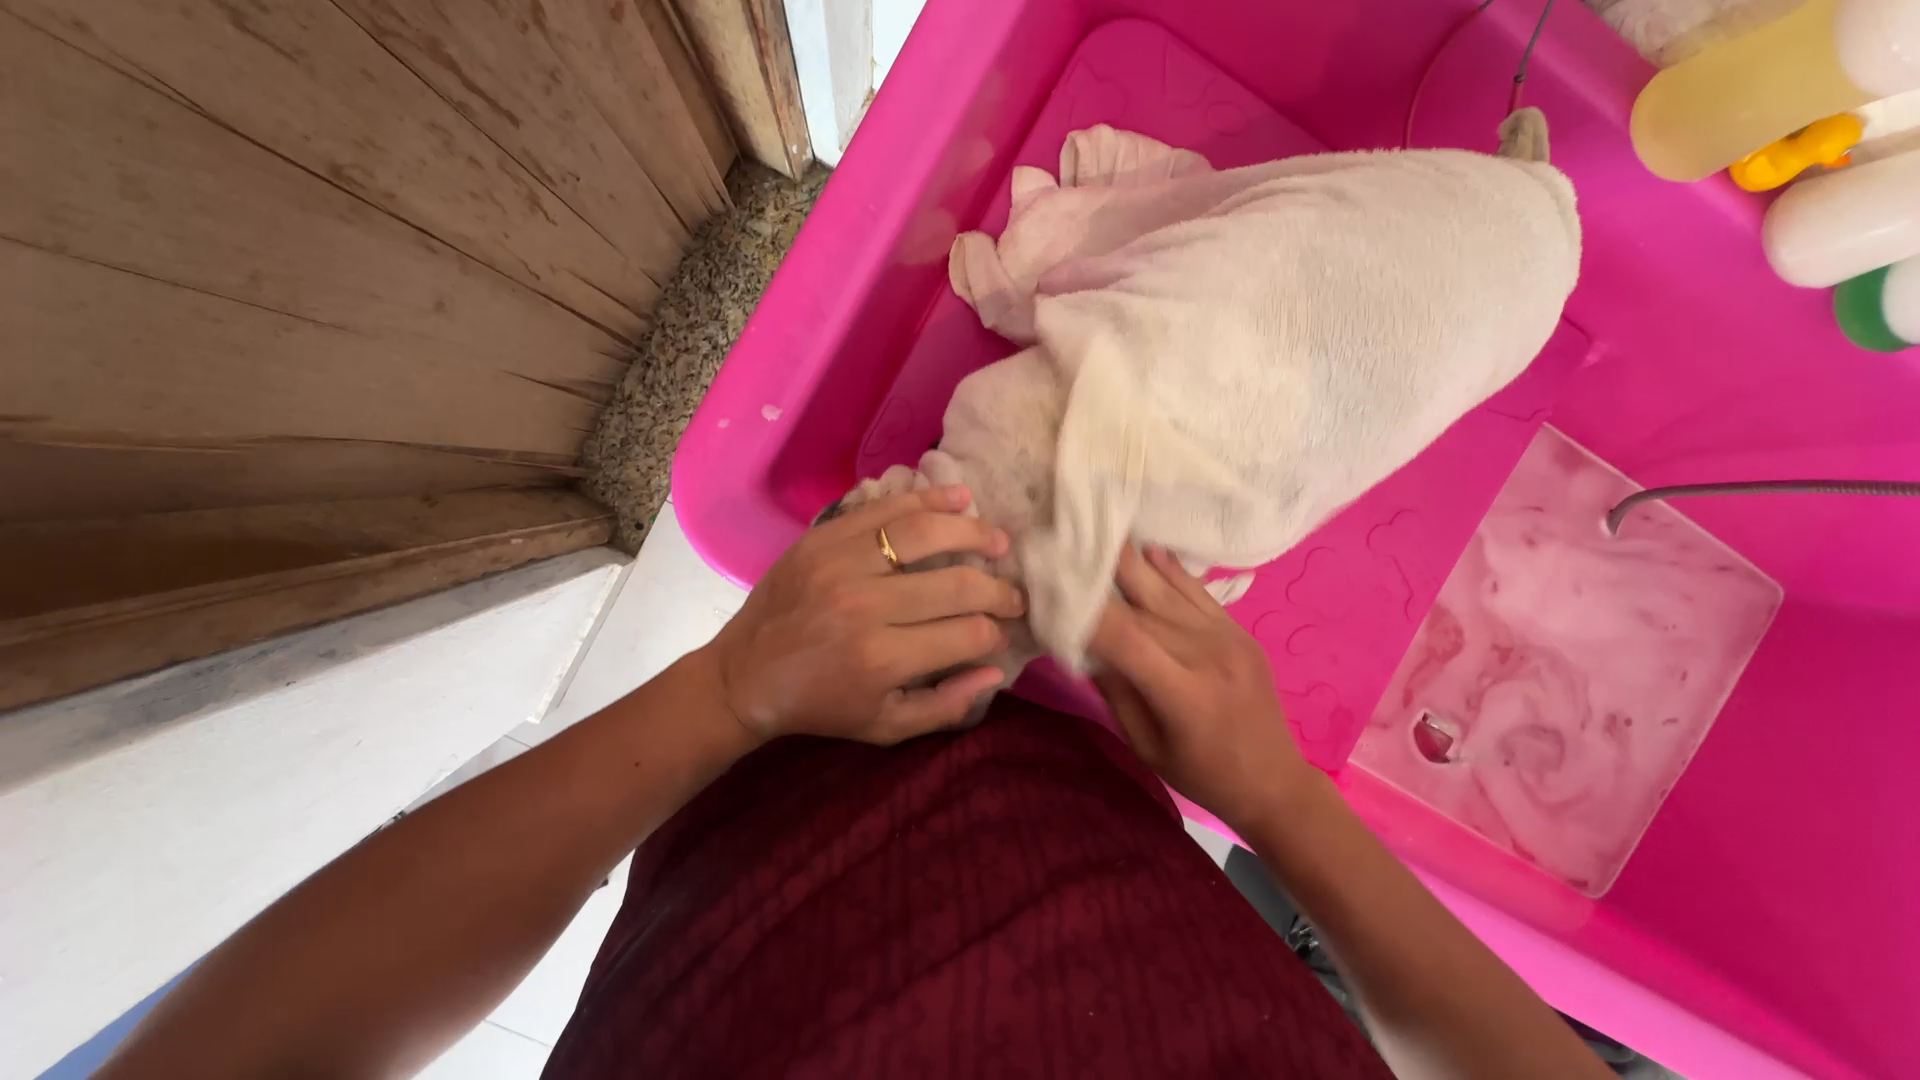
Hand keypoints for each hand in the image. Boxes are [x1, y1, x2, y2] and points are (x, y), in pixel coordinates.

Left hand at [702, 485, 1025, 744]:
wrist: (745, 676)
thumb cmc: (820, 706)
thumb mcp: (884, 726)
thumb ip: (944, 706)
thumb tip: (997, 670)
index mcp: (881, 659)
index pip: (967, 634)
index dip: (998, 632)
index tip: (1004, 632)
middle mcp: (864, 606)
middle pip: (956, 584)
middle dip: (998, 590)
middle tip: (1013, 593)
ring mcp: (840, 563)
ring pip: (924, 533)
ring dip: (972, 533)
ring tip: (998, 541)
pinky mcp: (823, 537)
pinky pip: (884, 508)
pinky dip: (927, 499)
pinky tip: (960, 499)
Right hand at [1087, 546, 1314, 833]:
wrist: (1273, 779)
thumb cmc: (1202, 774)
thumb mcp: (1146, 745)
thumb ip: (1116, 691)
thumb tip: (1082, 644)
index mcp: (1183, 695)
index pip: (1124, 639)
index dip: (1086, 612)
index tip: (1052, 591)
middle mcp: (1206, 655)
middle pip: (1141, 607)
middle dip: (1098, 580)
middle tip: (1063, 552)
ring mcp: (1227, 638)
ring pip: (1167, 590)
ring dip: (1130, 562)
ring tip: (1097, 535)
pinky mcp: (1238, 630)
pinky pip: (1198, 592)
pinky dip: (1170, 569)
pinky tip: (1146, 549)